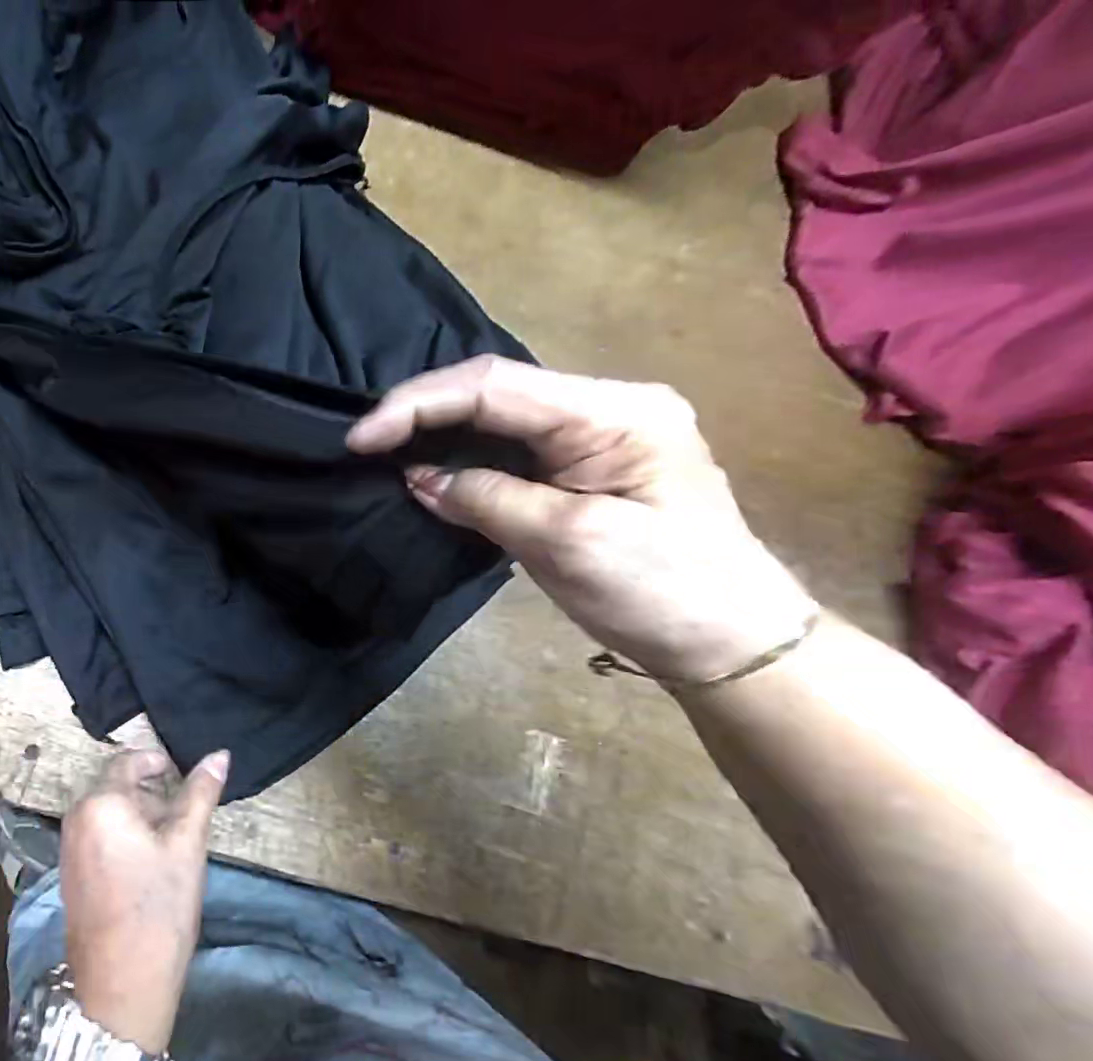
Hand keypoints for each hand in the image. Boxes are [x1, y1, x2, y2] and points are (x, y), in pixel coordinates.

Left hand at [60, 747, 227, 1055]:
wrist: (122, 987)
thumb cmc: (159, 907)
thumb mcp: (187, 843)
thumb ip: (201, 793)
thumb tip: (219, 754)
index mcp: (100, 804)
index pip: (129, 761)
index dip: (161, 763)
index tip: (188, 780)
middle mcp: (77, 819)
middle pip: (119, 787)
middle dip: (155, 795)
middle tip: (187, 820)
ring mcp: (70, 849)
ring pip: (112, 814)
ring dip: (144, 818)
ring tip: (175, 846)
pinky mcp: (72, 874)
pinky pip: (101, 837)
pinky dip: (127, 838)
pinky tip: (152, 867)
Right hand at [348, 356, 815, 682]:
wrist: (730, 644)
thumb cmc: (665, 594)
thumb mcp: (569, 544)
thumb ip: (487, 500)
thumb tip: (419, 478)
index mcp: (613, 411)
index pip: (495, 385)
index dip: (419, 404)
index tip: (362, 438)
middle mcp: (604, 407)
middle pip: (494, 392)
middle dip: (423, 413)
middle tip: (365, 444)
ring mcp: (596, 436)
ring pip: (498, 419)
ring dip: (440, 434)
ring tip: (385, 453)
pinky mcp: (584, 468)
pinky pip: (511, 450)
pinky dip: (465, 460)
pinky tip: (431, 471)